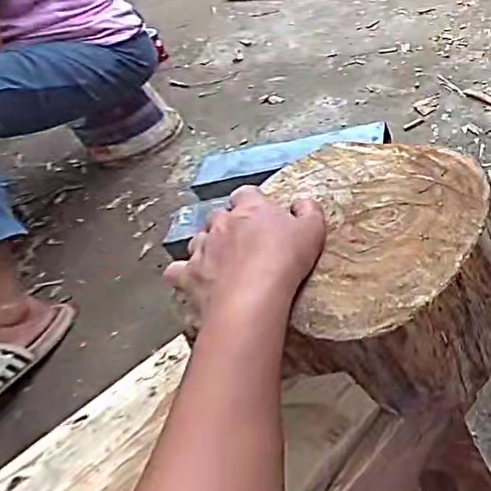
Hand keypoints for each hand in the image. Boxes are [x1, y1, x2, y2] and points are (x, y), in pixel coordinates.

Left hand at [165, 186, 325, 328]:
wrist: (252, 298)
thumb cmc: (287, 259)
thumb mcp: (314, 228)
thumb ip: (308, 209)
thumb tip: (300, 202)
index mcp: (252, 210)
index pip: (245, 193)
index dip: (251, 198)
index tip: (261, 208)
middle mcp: (222, 225)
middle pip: (217, 215)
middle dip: (227, 221)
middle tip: (245, 234)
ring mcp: (200, 249)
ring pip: (197, 239)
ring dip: (208, 243)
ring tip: (223, 256)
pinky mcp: (186, 275)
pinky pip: (177, 269)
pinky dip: (184, 270)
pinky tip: (196, 274)